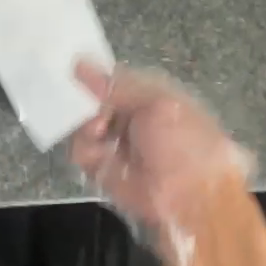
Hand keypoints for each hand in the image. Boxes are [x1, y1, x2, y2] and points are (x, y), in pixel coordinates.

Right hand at [68, 61, 252, 265]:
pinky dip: (86, 154)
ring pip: (81, 126)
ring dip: (86, 131)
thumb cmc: (185, 147)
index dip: (93, 77)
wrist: (192, 202)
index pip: (113, 79)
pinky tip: (100, 158)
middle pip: (91, 102)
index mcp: (151, 96)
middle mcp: (131, 117)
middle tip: (98, 117)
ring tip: (100, 137)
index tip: (73, 74)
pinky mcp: (103, 169)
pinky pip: (80, 153)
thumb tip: (79, 64)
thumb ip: (117, 86)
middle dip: (87, 106)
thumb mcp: (158, 105)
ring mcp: (116, 144)